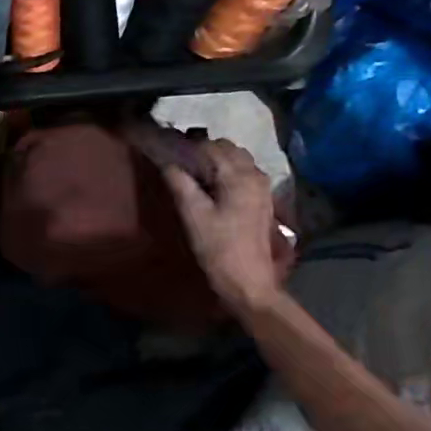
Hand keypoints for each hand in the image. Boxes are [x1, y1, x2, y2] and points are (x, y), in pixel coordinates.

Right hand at [162, 139, 285, 315]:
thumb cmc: (219, 249)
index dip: (188, 147)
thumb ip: (180, 183)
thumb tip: (167, 162)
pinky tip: (214, 188)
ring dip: (218, 160)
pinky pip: (245, 172)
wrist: (249, 283)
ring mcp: (262, 187)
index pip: (209, 146)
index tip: (170, 155)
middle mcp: (254, 174)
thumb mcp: (193, 215)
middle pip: (227, 148)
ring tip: (196, 176)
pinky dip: (229, 171)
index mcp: (237, 176)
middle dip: (204, 151)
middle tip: (182, 165)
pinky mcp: (263, 199)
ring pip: (238, 158)